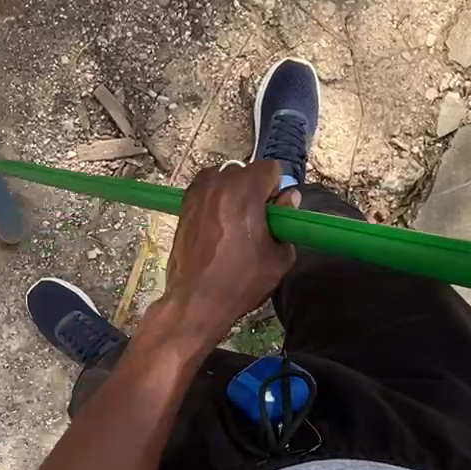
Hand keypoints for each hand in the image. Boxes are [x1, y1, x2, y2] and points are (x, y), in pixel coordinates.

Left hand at [151, 161, 299, 346]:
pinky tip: (217, 227)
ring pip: (223, 179)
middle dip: (254, 190)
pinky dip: (215, 201)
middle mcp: (218, 184)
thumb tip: (288, 199)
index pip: (270, 168)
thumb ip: (286, 221)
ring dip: (233, 194)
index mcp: (244, 191)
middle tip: (256, 222)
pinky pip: (205, 192)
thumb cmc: (240, 281)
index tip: (274, 212)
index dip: (276, 189)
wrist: (195, 301)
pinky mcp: (183, 207)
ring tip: (235, 225)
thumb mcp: (279, 258)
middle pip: (245, 172)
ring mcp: (196, 194)